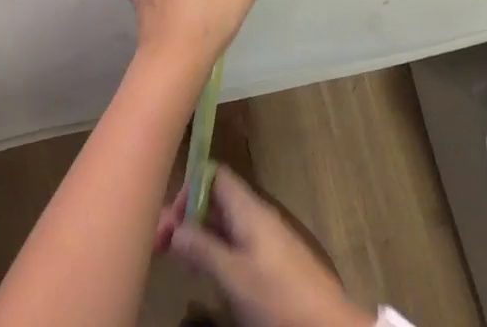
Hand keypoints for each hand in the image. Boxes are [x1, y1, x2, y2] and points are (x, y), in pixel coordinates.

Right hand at [157, 168, 373, 326]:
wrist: (328, 325)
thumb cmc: (278, 296)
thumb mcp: (234, 275)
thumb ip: (202, 249)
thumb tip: (173, 228)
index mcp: (248, 210)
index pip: (214, 174)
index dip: (189, 186)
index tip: (169, 217)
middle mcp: (256, 216)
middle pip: (215, 199)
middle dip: (186, 214)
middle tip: (159, 241)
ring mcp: (265, 238)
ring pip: (223, 223)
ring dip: (197, 233)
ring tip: (172, 254)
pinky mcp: (271, 260)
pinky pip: (234, 242)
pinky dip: (213, 248)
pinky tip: (201, 269)